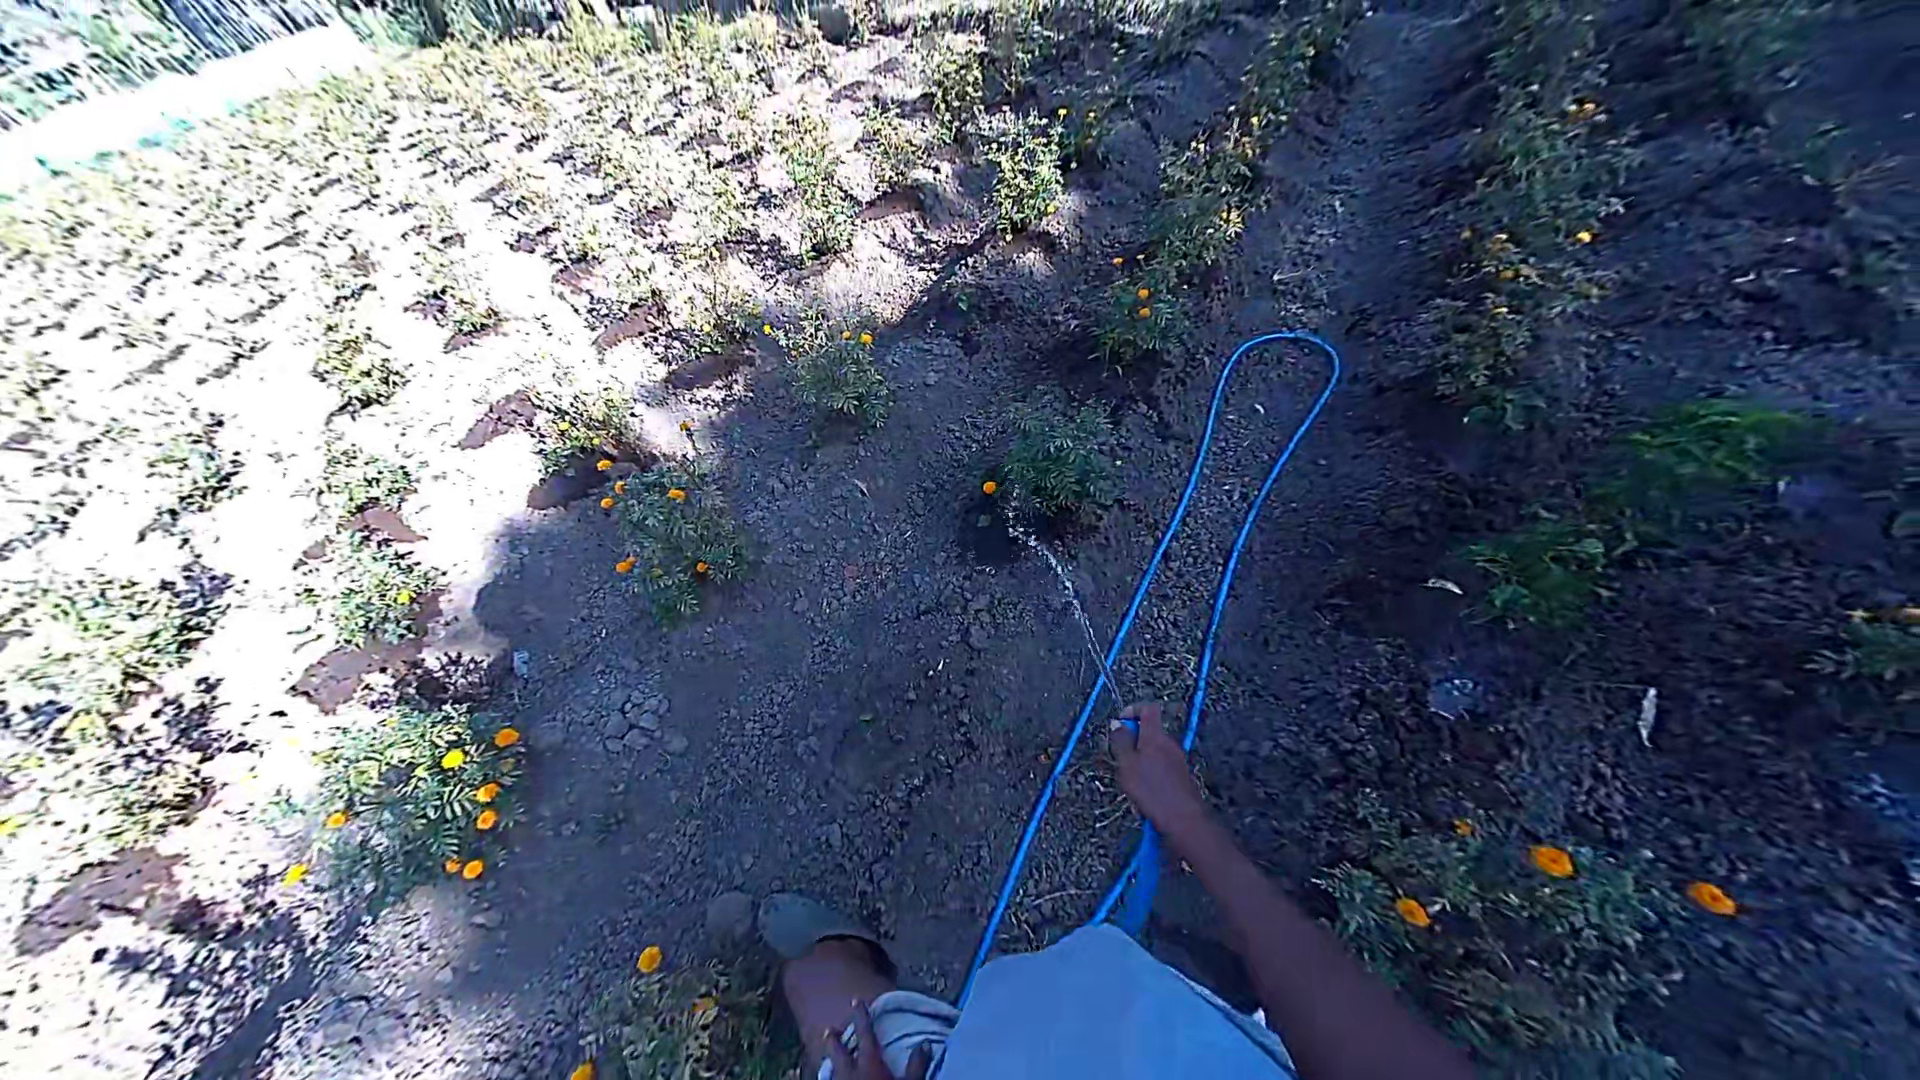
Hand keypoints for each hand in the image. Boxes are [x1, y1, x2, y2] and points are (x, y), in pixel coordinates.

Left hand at [823, 999, 929, 1079]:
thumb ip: (916, 1065)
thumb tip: (924, 1043)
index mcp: (869, 1063)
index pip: (865, 1033)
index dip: (861, 1016)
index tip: (855, 1001)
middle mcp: (850, 1074)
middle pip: (838, 1052)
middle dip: (833, 1039)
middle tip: (829, 1029)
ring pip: (831, 1072)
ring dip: (830, 1063)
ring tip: (827, 1058)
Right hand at [1108, 702, 1209, 839]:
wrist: (1184, 819)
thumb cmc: (1151, 789)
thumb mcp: (1127, 764)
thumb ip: (1121, 741)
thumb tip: (1118, 724)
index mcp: (1155, 736)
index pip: (1148, 708)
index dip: (1133, 710)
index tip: (1120, 724)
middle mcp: (1169, 743)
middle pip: (1150, 730)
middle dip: (1133, 740)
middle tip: (1121, 758)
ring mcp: (1178, 759)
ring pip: (1155, 749)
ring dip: (1141, 757)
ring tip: (1131, 778)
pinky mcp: (1181, 775)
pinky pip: (1162, 764)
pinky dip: (1151, 770)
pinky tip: (1145, 790)